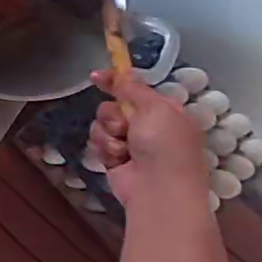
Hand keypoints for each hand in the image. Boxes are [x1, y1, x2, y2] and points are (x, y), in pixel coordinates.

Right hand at [88, 70, 209, 210]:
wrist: (159, 190)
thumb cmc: (165, 146)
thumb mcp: (155, 108)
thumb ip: (132, 88)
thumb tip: (114, 72)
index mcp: (165, 113)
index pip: (136, 89)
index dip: (116, 82)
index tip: (95, 77)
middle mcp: (149, 127)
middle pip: (113, 106)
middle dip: (112, 115)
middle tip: (124, 127)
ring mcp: (131, 143)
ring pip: (101, 124)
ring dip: (108, 134)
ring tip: (122, 149)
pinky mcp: (115, 158)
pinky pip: (98, 142)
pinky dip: (105, 149)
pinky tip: (117, 159)